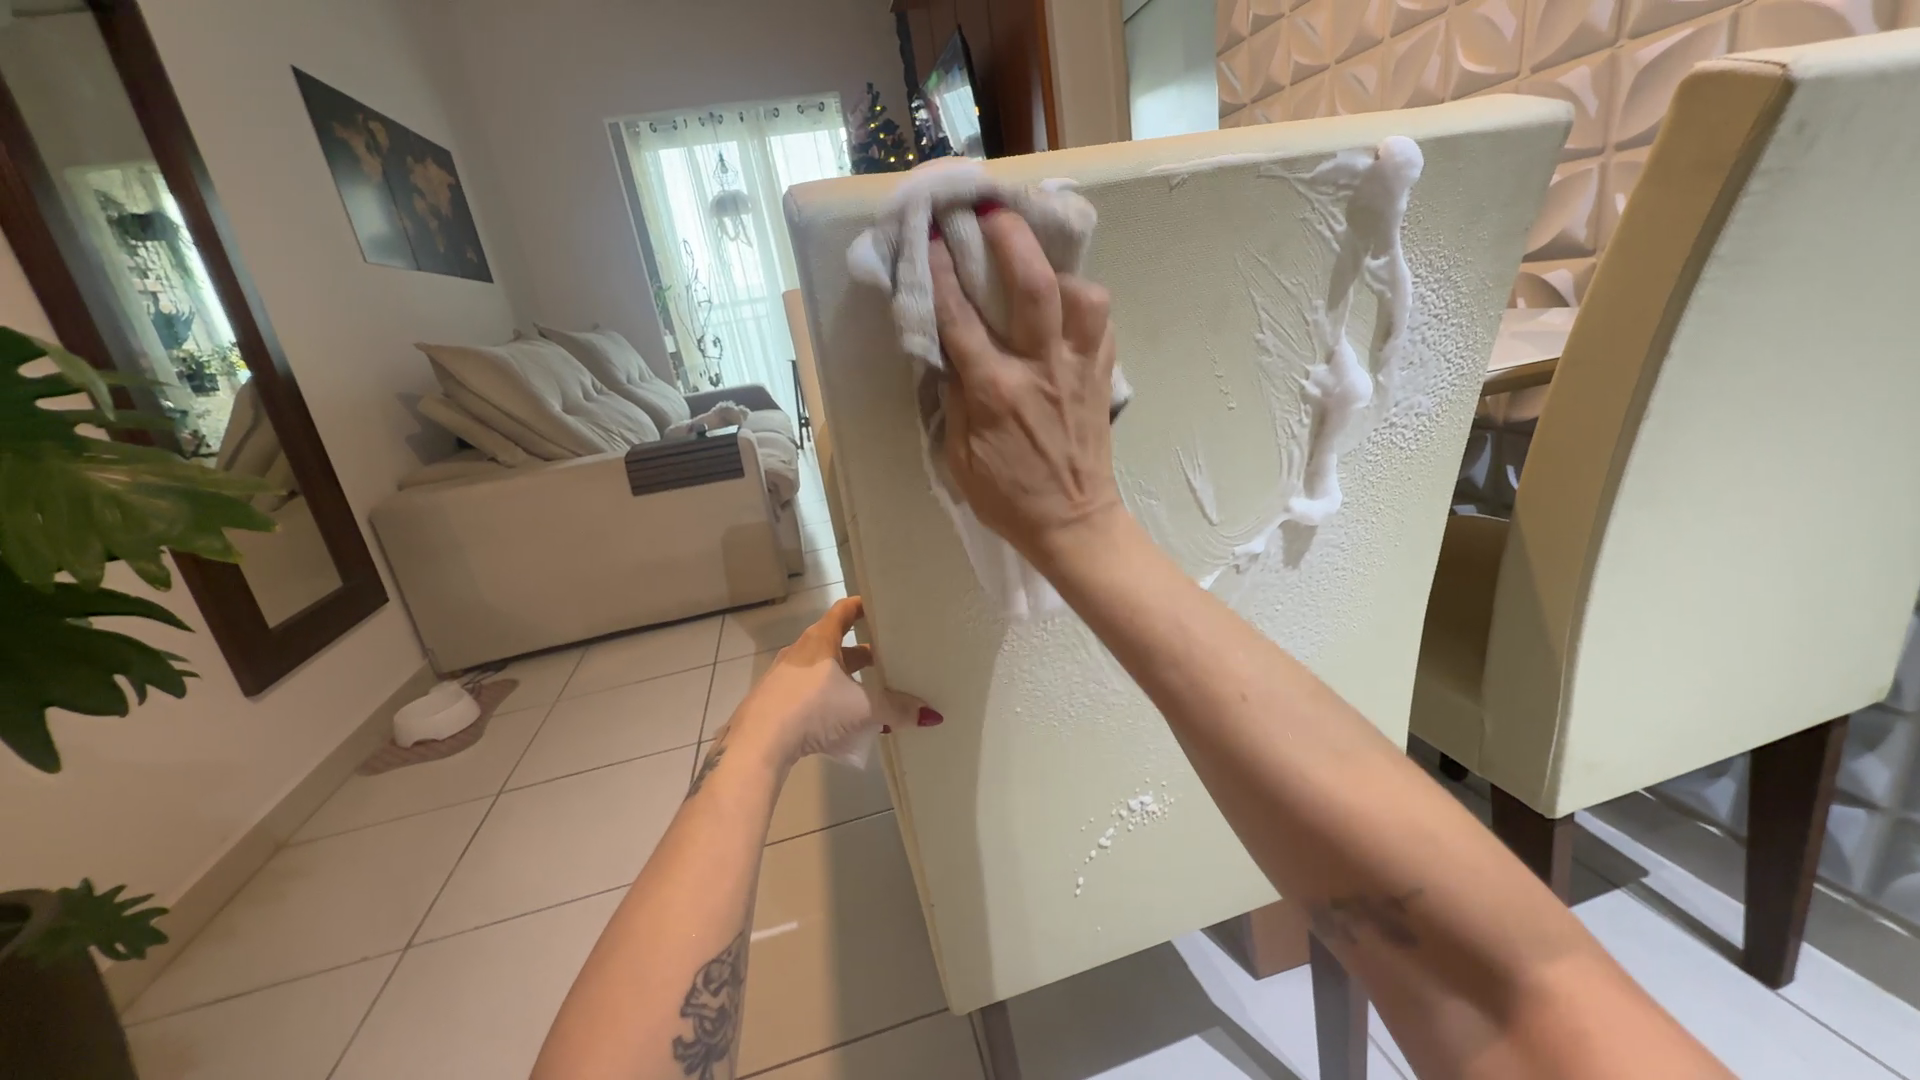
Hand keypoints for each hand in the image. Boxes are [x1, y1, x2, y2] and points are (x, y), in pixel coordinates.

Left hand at [726, 597, 933, 769]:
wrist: (759, 741)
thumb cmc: (813, 708)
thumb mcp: (863, 708)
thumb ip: (897, 709)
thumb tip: (932, 715)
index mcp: (821, 641)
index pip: (844, 611)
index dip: (863, 607)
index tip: (881, 607)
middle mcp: (800, 652)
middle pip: (835, 644)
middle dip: (862, 652)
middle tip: (887, 658)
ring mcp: (784, 677)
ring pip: (822, 671)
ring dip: (844, 679)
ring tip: (869, 693)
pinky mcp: (776, 703)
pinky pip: (810, 694)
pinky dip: (828, 701)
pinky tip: (842, 723)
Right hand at [930, 209, 1126, 571]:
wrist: (1074, 524)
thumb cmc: (1009, 498)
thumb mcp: (961, 459)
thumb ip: (953, 401)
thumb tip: (948, 354)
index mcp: (996, 393)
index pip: (961, 320)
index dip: (944, 274)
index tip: (935, 238)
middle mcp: (1041, 370)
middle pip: (1034, 287)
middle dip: (1012, 239)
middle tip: (993, 212)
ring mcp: (1079, 370)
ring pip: (1085, 297)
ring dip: (1061, 271)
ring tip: (1040, 265)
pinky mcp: (1103, 377)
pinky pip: (1102, 324)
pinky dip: (1085, 304)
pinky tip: (1068, 305)